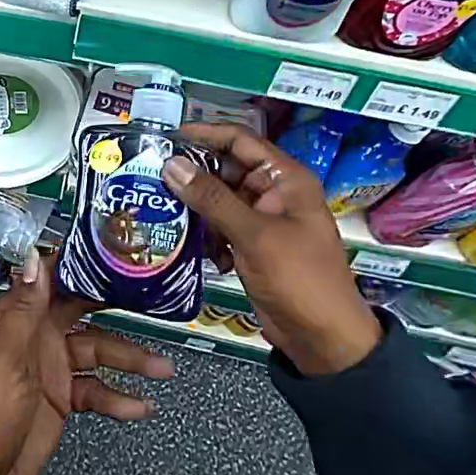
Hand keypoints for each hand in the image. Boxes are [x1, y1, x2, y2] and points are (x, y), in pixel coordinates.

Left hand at [0, 255, 175, 474]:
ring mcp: (51, 369)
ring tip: (163, 369)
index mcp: (14, 319)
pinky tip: (143, 406)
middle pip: (82, 314)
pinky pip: (96, 392)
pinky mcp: (62, 400)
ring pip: (98, 354)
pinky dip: (119, 399)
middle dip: (116, 309)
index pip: (50, 282)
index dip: (81, 268)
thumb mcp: (3, 355)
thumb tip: (35, 257)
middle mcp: (35, 337)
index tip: (116, 255)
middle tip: (151, 301)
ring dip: (130, 361)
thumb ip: (26, 308)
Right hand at [163, 123, 380, 377]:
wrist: (324, 340)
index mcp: (285, 178)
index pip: (240, 140)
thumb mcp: (254, 235)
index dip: (205, 134)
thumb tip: (172, 164)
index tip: (167, 137)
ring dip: (195, 207)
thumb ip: (212, 198)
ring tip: (159, 208)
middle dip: (193, 174)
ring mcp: (262, 219)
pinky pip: (221, 226)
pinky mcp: (251, 244)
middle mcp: (273, 192)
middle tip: (151, 176)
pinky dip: (206, 233)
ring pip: (220, 199)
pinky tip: (188, 244)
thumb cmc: (298, 278)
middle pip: (226, 169)